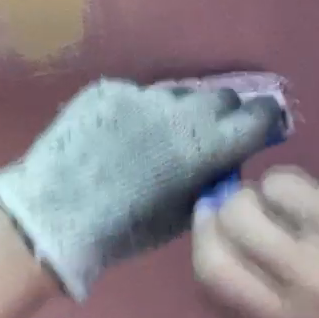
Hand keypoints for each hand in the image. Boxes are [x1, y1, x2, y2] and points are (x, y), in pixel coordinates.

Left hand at [0, 79, 281, 299]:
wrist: (55, 213)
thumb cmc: (125, 228)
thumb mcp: (183, 212)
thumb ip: (212, 176)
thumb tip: (226, 156)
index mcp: (205, 145)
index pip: (256, 115)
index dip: (263, 118)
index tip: (262, 122)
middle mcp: (179, 110)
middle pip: (219, 97)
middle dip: (222, 113)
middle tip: (210, 132)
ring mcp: (142, 94)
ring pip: (178, 94)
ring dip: (180, 111)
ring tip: (160, 135)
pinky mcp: (110, 89)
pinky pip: (138, 95)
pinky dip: (139, 112)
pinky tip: (122, 134)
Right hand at [192, 168, 318, 317]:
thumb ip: (256, 310)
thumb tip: (216, 243)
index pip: (214, 265)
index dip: (201, 232)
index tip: (206, 217)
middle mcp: (317, 279)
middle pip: (239, 213)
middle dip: (235, 206)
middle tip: (252, 211)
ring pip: (282, 183)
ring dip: (280, 194)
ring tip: (301, 212)